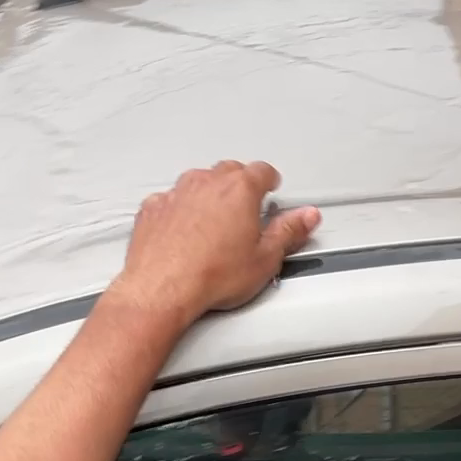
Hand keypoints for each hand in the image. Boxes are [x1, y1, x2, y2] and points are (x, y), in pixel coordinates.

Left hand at [107, 160, 320, 322]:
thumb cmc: (210, 274)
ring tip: (216, 223)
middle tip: (247, 207)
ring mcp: (177, 194)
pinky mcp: (154, 209)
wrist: (162, 288)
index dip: (270, 180)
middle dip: (240, 186)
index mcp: (240, 190)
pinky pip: (171, 200)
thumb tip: (306, 217)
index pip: (262, 172)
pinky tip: (185, 231)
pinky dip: (180, 210)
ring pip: (198, 183)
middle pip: (229, 172)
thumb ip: (289, 232)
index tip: (271, 187)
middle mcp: (206, 184)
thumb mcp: (265, 259)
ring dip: (209, 196)